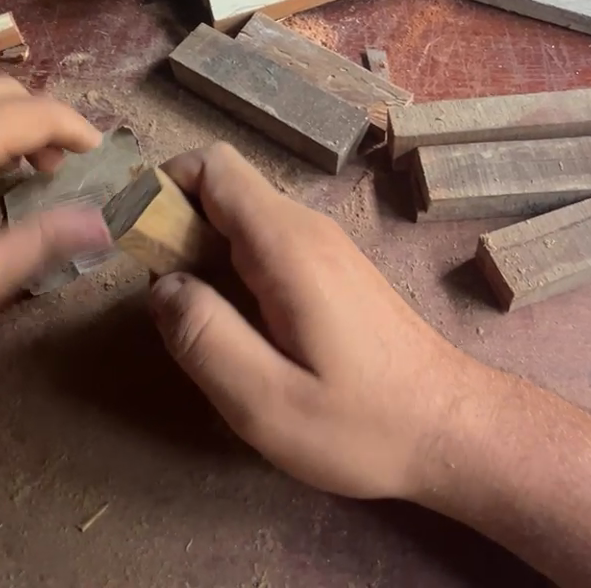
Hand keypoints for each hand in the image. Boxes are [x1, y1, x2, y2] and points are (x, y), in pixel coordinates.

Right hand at [146, 143, 489, 500]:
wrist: (450, 425)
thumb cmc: (363, 422)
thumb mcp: (267, 402)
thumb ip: (204, 338)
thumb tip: (161, 286)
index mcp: (286, 244)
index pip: (214, 166)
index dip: (165, 187)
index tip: (140, 242)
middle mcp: (305, 227)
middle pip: (223, 189)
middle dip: (178, 229)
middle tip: (172, 303)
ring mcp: (323, 244)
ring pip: (242, 218)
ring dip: (205, 254)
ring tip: (206, 325)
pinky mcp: (331, 266)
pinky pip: (266, 243)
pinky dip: (234, 268)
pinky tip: (245, 329)